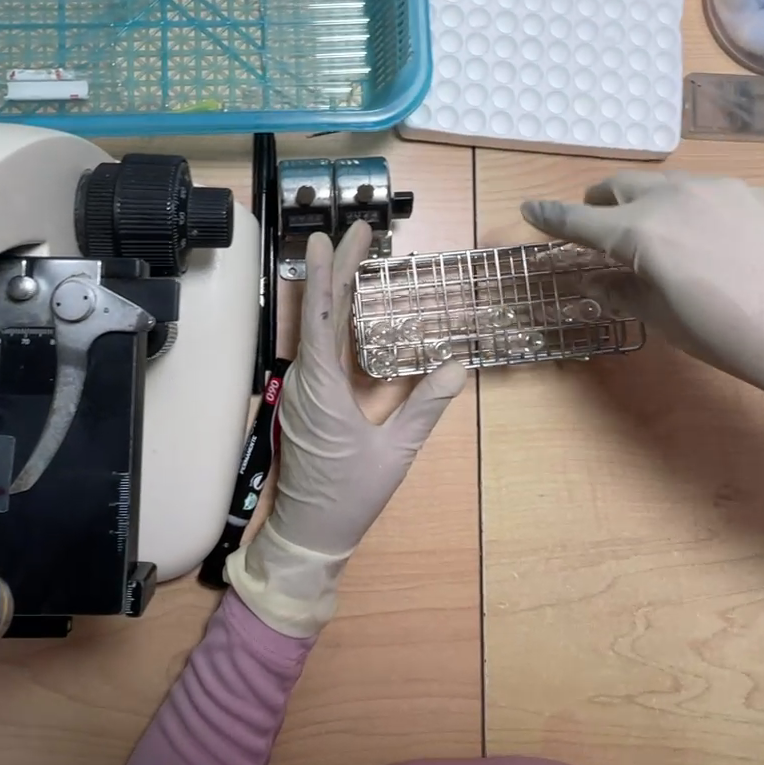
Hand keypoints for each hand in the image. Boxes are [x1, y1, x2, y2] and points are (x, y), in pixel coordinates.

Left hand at [227, 224, 466, 635]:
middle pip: (321, 313)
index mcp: (323, 389)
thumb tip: (459, 366)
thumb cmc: (350, 496)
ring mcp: (304, 389)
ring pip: (318, 328)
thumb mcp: (395, 452)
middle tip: (358, 232)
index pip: (322, 319)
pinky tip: (351, 308)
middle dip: (337, 269)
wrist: (310, 533)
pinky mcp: (309, 398)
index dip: (324, 275)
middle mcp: (307, 380)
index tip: (326, 237)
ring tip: (356, 256)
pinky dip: (336, 320)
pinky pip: (320, 349)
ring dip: (335, 290)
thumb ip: (426, 407)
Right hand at [523, 172, 763, 512]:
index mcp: (641, 233)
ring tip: (647, 231)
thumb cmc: (739, 339)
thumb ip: (625, 292)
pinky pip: (698, 189)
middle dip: (597, 203)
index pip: (578, 219)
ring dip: (639, 201)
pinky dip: (679, 204)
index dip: (549, 216)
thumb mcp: (669, 322)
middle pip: (617, 187)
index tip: (528, 210)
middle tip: (592, 226)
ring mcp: (717, 188)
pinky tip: (699, 235)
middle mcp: (673, 197)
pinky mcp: (753, 192)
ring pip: (660, 183)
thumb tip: (598, 279)